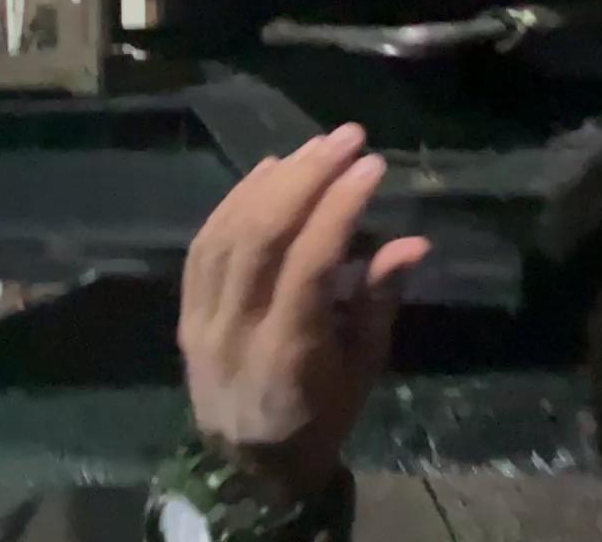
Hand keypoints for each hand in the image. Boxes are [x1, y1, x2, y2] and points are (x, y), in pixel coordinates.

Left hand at [178, 123, 428, 495]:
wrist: (247, 463)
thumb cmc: (324, 411)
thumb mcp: (367, 364)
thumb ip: (382, 298)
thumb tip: (416, 241)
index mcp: (286, 353)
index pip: (309, 264)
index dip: (340, 207)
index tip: (374, 164)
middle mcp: (233, 330)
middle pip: (260, 238)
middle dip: (306, 177)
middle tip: (348, 137)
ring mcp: (200, 318)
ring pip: (228, 232)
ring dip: (275, 179)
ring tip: (317, 144)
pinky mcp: (185, 309)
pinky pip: (205, 243)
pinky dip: (238, 197)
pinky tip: (271, 167)